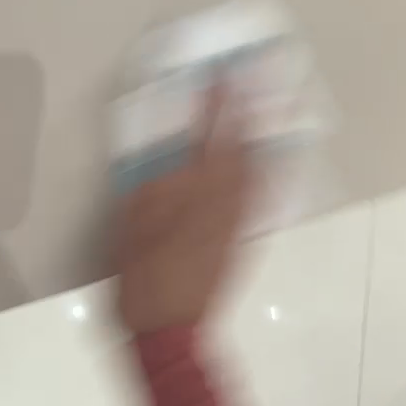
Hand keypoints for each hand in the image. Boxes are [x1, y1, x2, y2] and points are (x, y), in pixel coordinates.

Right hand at [112, 83, 257, 334]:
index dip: (210, 106)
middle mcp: (218, 205)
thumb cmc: (141, 287)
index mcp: (185, 201)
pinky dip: (272, 170)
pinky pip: (263, 197)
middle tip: (260, 72)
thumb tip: (163, 158)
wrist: (171, 332)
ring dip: (264, 132)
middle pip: (237, 148)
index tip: (219, 73)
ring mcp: (234, 222)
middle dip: (248, 108)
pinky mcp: (241, 238)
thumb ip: (146, 195)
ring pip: (255, 168)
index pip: (199, 143)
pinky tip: (277, 157)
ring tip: (276, 100)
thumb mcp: (128, 239)